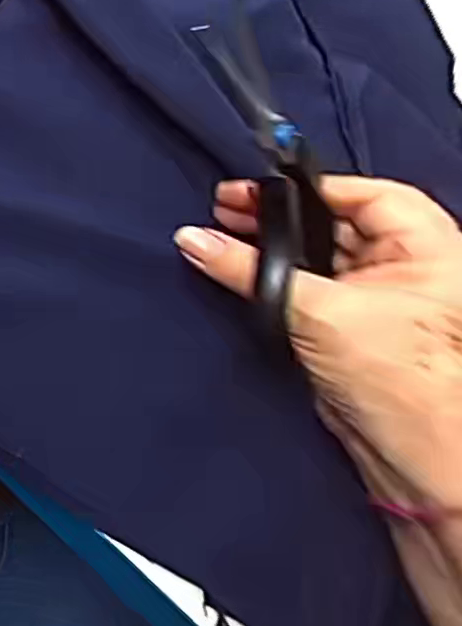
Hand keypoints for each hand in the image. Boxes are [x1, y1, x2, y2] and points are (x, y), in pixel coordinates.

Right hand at [174, 176, 461, 511]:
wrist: (409, 436)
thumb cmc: (396, 370)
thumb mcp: (316, 308)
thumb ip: (247, 270)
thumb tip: (190, 238)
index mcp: (436, 253)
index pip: (374, 197)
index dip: (314, 188)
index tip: (252, 189)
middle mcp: (410, 268)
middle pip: (339, 222)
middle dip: (278, 215)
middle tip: (219, 210)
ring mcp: (377, 295)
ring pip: (316, 254)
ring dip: (267, 244)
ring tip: (216, 236)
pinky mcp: (345, 319)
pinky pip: (300, 282)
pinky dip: (265, 272)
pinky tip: (232, 267)